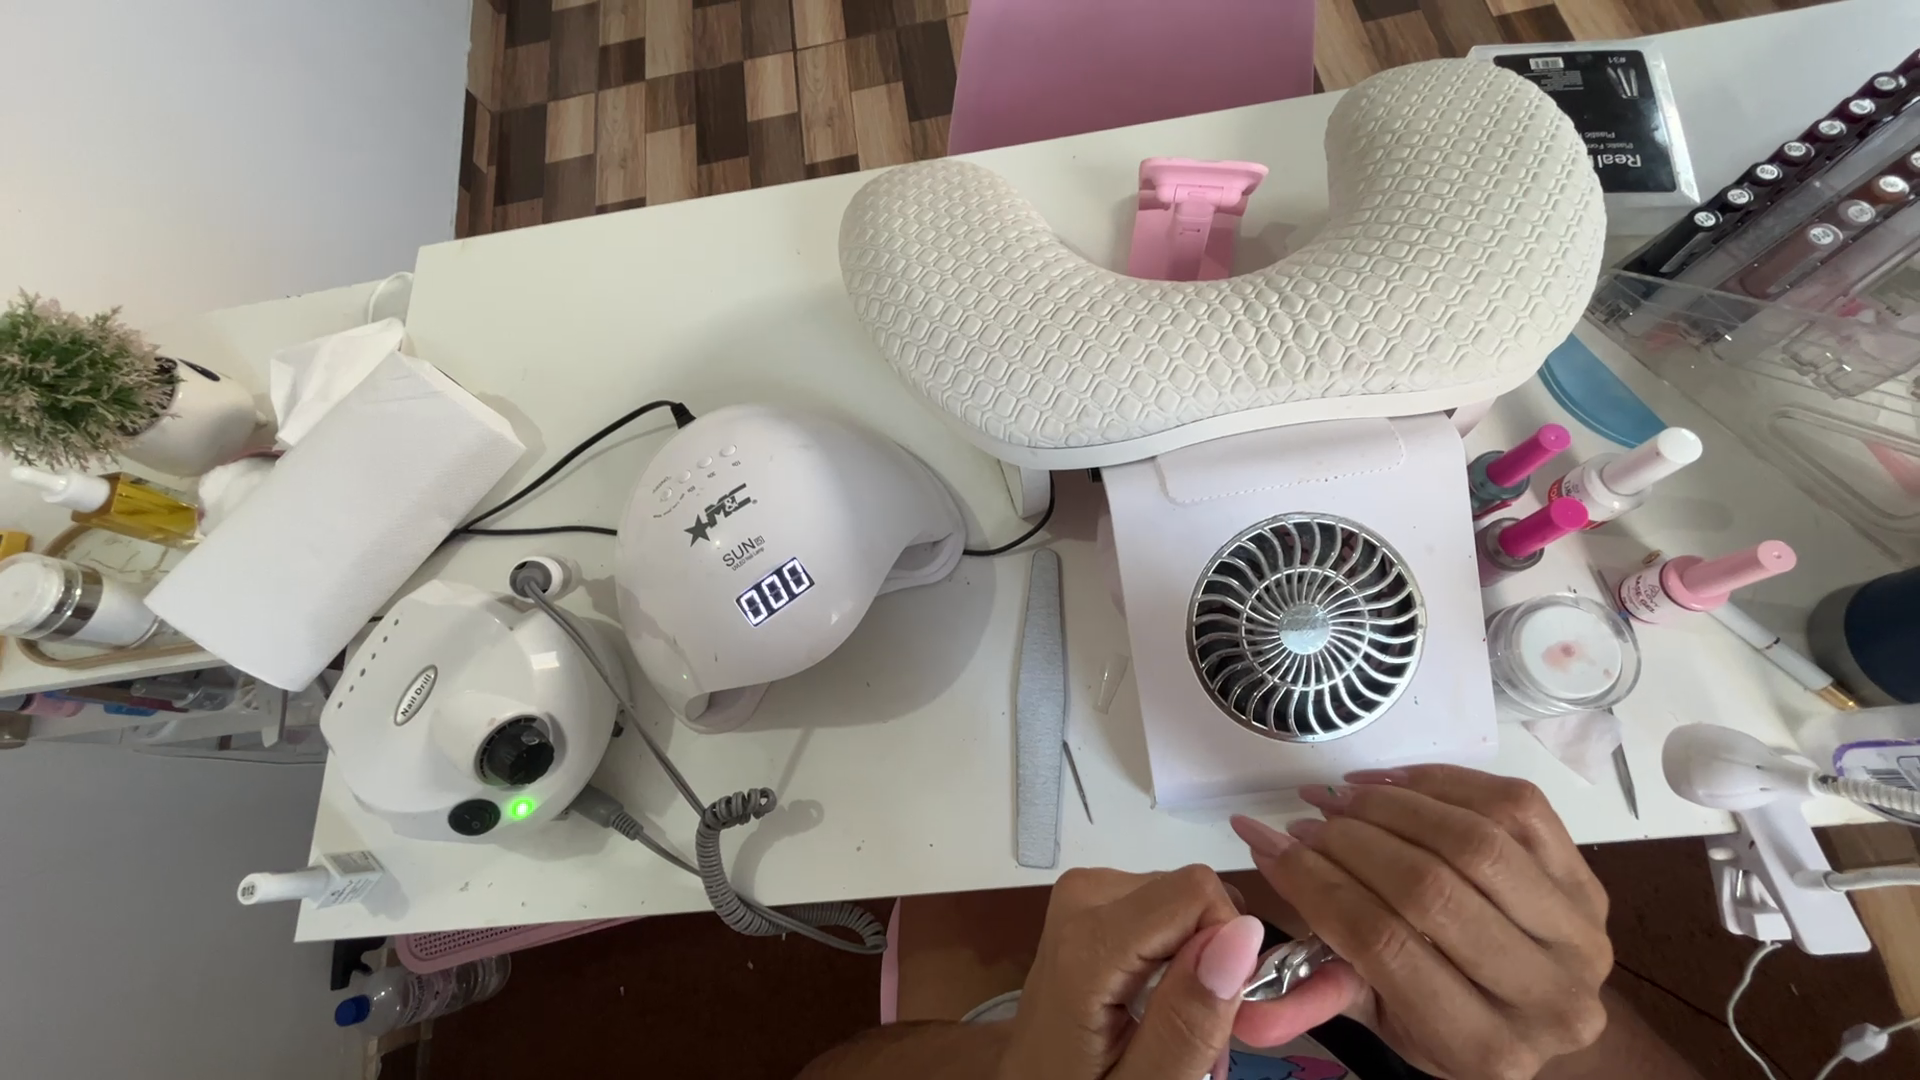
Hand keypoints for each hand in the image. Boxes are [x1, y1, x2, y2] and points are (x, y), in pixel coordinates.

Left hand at [998, 866, 1355, 1079]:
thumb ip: (1190, 1018)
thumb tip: (1244, 933)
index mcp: (1089, 938)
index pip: (1197, 892)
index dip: (1231, 952)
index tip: (1232, 1020)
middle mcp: (1083, 893)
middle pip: (1191, 897)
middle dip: (1216, 963)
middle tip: (1208, 1042)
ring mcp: (1083, 890)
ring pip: (1183, 903)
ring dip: (1198, 964)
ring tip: (1178, 1030)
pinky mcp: (1090, 896)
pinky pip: (1161, 908)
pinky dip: (1175, 955)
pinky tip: (1160, 1005)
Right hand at [1233, 766, 1612, 1079]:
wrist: (1537, 1009)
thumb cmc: (1445, 1015)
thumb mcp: (1379, 1020)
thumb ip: (1316, 983)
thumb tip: (1246, 932)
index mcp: (1484, 1044)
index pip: (1382, 944)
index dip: (1312, 882)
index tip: (1264, 841)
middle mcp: (1548, 994)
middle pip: (1429, 889)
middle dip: (1347, 840)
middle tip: (1302, 820)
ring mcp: (1578, 930)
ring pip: (1473, 841)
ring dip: (1389, 805)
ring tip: (1340, 796)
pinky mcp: (1588, 876)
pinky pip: (1512, 805)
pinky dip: (1440, 781)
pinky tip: (1389, 783)